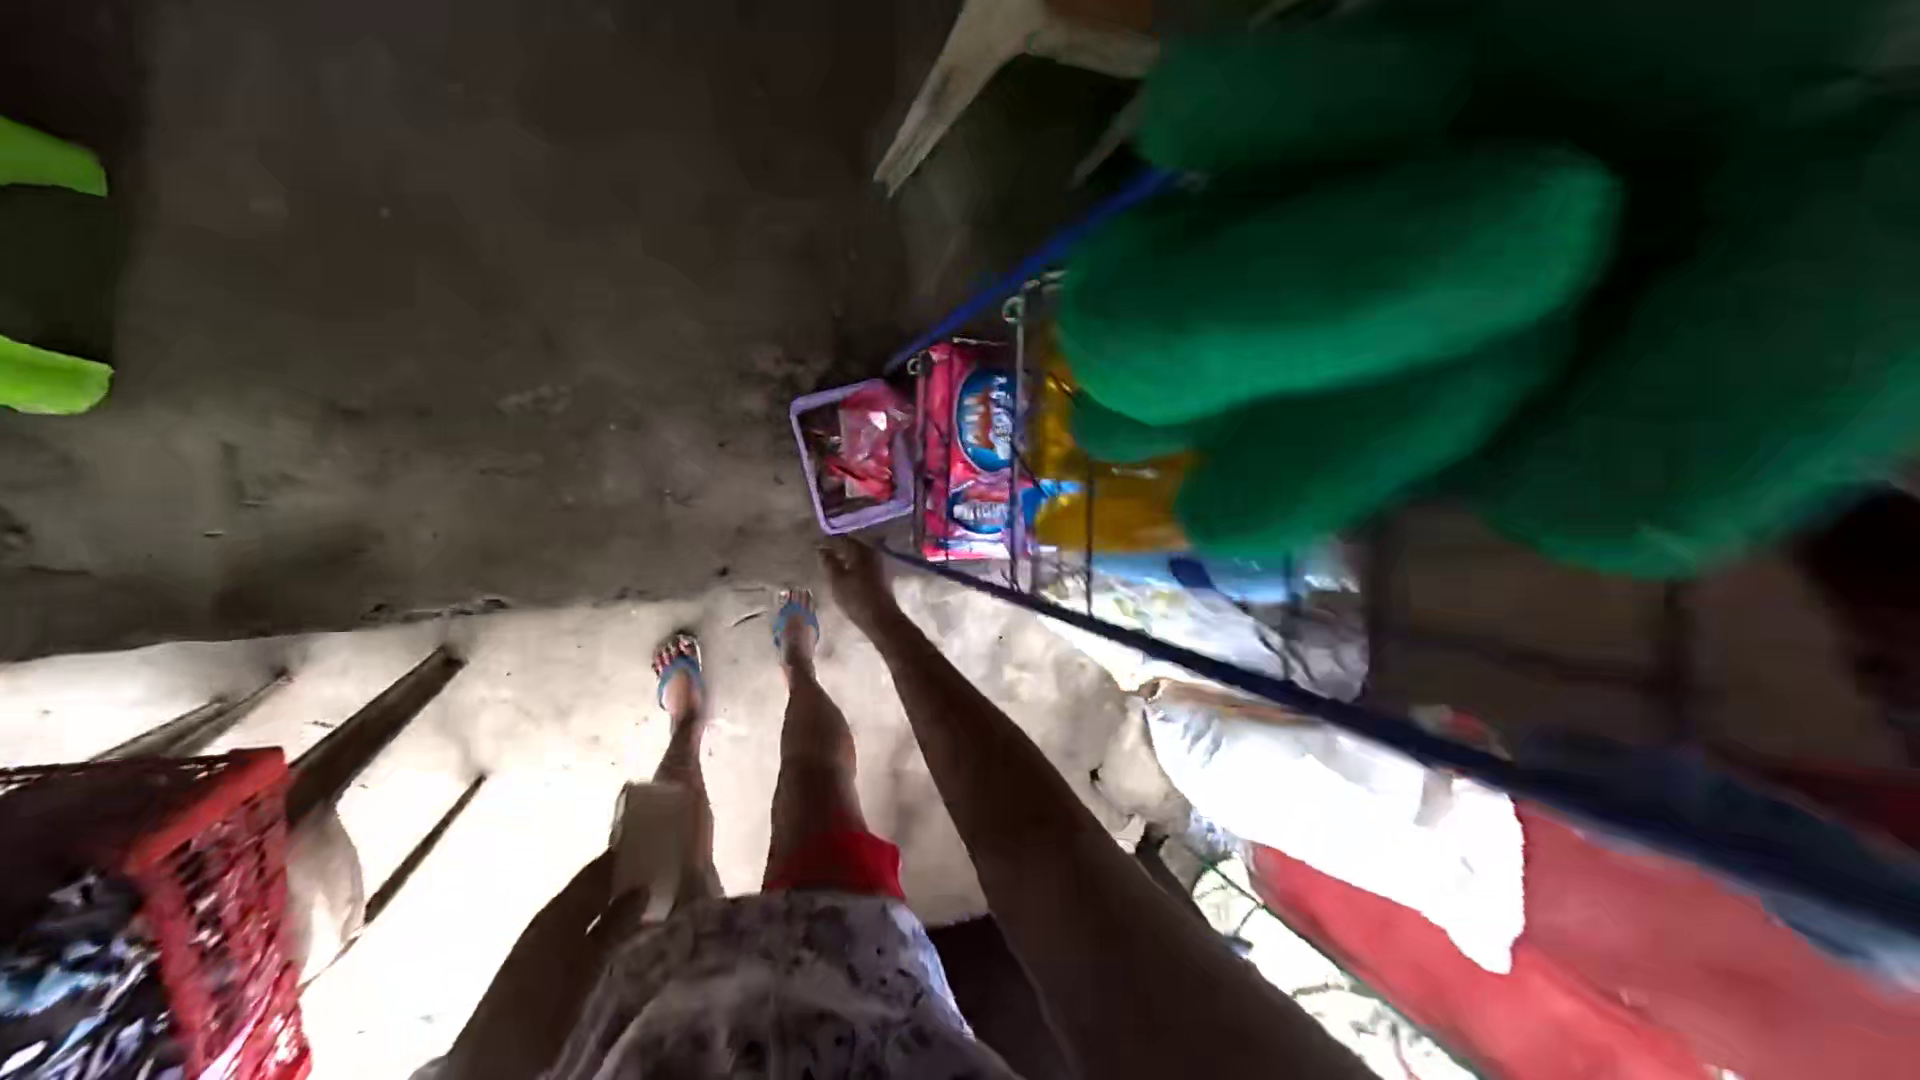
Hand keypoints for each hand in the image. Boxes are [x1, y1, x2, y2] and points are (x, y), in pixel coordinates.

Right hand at [818, 537, 899, 633]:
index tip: (818, 545)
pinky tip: (847, 573)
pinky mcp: (882, 576)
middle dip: (839, 548)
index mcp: (862, 550)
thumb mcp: (837, 579)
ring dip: (847, 557)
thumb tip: (821, 549)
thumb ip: (828, 562)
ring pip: (860, 555)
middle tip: (824, 552)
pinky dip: (854, 565)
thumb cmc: (856, 597)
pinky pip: (865, 565)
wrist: (881, 618)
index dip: (830, 541)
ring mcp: (880, 564)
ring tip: (833, 563)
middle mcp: (873, 553)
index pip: (844, 539)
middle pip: (853, 546)